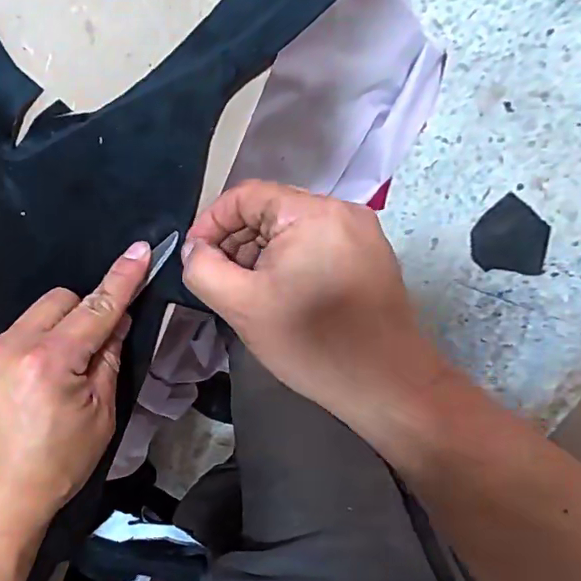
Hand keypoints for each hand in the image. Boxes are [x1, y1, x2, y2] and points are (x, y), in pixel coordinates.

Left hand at [0, 242, 152, 545]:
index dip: (122, 279)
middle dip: (83, 313)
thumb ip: (108, 362)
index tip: (140, 252)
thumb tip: (115, 324)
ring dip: (56, 332)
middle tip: (95, 350)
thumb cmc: (52, 470)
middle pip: (60, 299)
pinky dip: (32, 348)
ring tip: (60, 377)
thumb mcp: (99, 418)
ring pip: (35, 317)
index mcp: (48, 363)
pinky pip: (13, 337)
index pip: (95, 309)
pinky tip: (34, 385)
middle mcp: (11, 348)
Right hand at [182, 180, 457, 442]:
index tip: (194, 259)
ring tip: (244, 293)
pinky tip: (276, 297)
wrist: (386, 385)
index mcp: (312, 213)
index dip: (210, 223)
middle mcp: (341, 212)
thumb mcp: (241, 305)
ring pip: (289, 230)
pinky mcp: (367, 258)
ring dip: (257, 254)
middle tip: (217, 280)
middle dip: (234, 241)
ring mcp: (359, 235)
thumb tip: (194, 250)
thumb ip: (203, 269)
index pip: (244, 195)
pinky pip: (313, 246)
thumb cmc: (311, 343)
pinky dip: (285, 263)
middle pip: (268, 210)